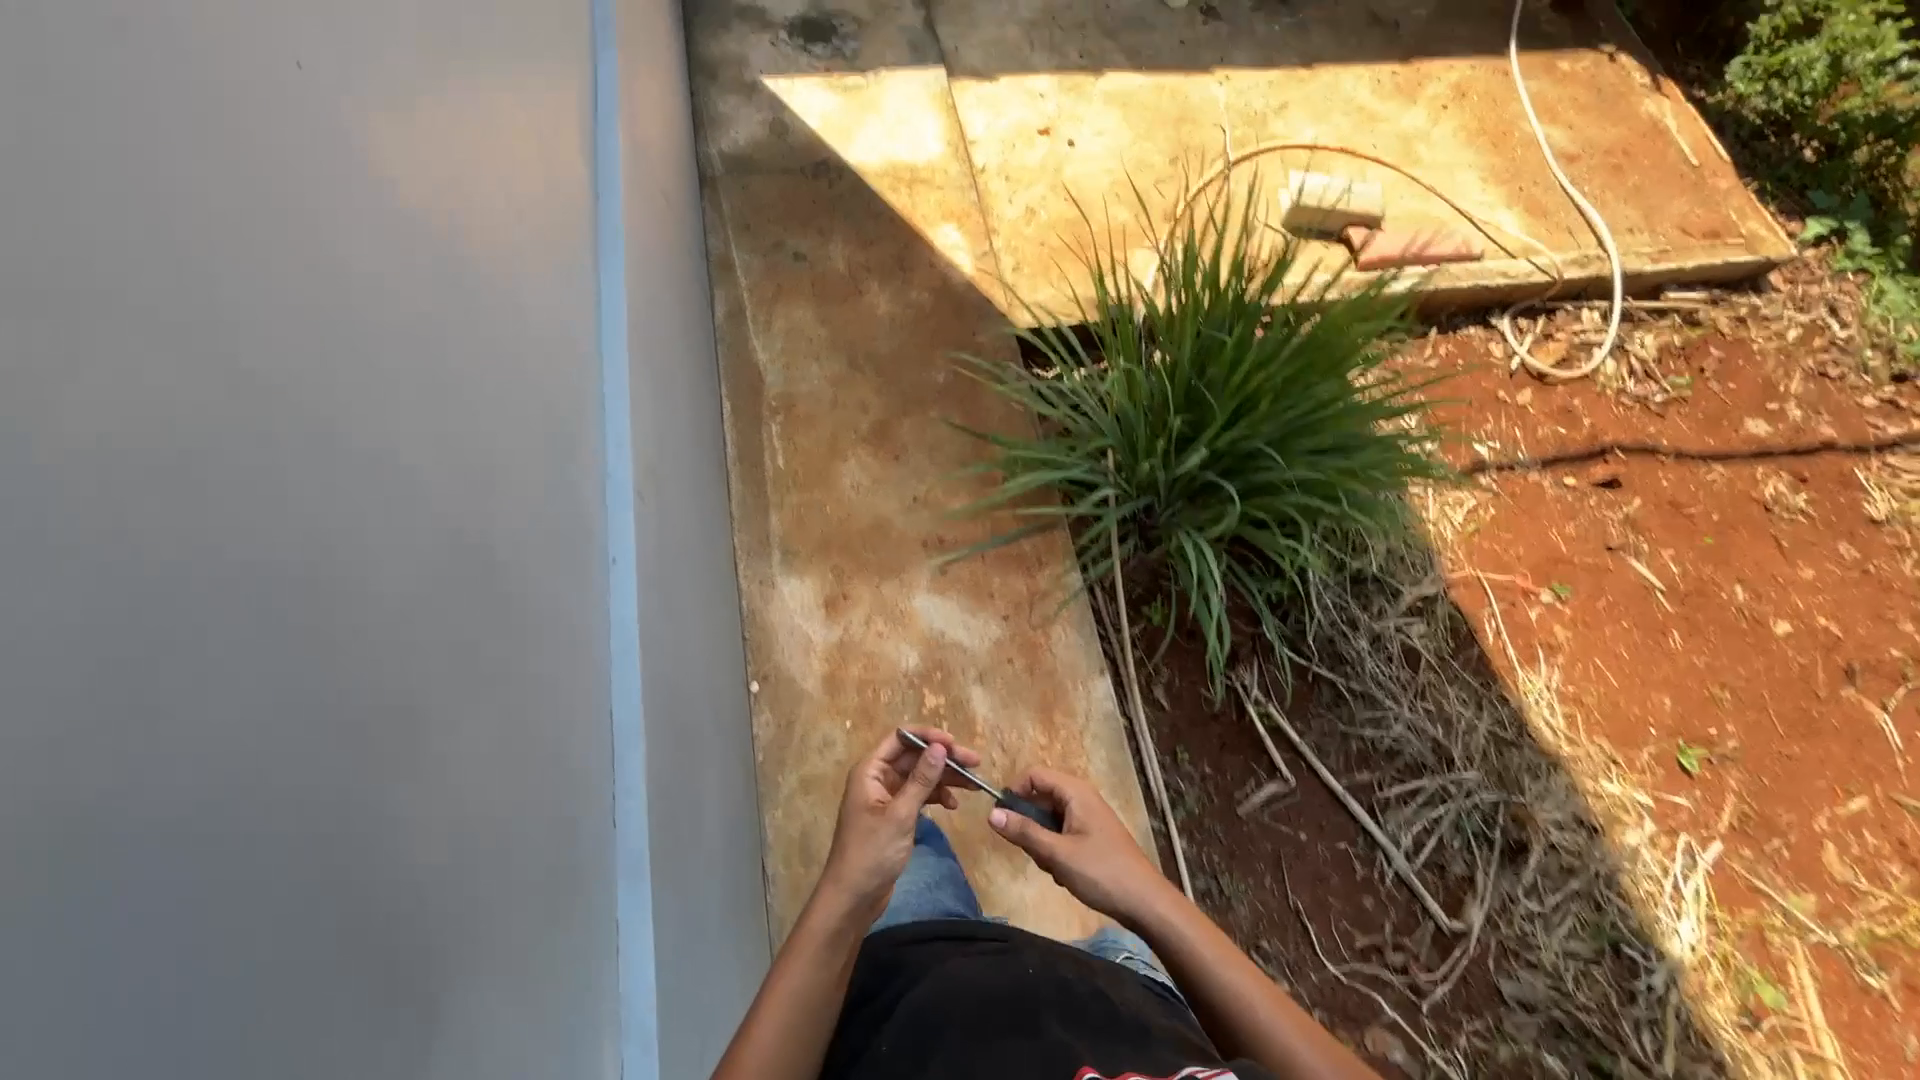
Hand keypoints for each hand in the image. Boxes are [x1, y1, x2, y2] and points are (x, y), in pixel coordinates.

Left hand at [817, 727, 981, 918]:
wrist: (853, 897)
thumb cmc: (871, 853)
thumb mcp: (900, 815)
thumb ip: (921, 780)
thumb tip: (940, 747)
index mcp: (870, 770)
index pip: (900, 738)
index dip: (928, 737)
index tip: (955, 744)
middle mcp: (877, 778)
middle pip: (914, 757)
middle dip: (943, 758)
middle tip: (974, 763)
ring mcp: (886, 797)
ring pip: (920, 776)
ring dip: (944, 778)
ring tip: (972, 785)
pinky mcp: (895, 815)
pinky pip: (919, 796)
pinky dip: (936, 797)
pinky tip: (952, 805)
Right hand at [988, 767, 1174, 926]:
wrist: (1144, 902)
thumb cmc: (1101, 872)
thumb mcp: (1056, 853)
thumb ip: (1024, 832)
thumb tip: (991, 814)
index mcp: (1075, 792)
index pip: (1034, 775)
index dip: (1015, 793)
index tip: (1003, 820)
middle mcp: (1081, 798)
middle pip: (1040, 799)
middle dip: (1031, 826)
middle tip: (1035, 853)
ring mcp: (1088, 818)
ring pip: (1049, 821)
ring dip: (1043, 844)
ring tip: (1055, 868)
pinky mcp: (1092, 837)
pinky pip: (1062, 835)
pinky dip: (1057, 852)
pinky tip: (1066, 874)